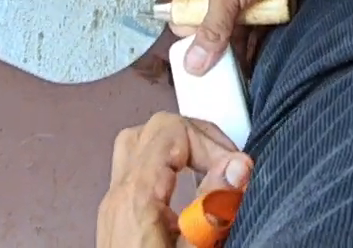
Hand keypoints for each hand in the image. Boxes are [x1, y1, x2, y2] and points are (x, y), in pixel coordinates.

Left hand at [97, 113, 251, 247]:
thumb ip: (214, 209)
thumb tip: (235, 165)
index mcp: (135, 198)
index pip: (173, 131)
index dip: (211, 142)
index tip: (237, 170)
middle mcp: (118, 197)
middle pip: (154, 129)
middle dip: (198, 136)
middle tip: (227, 164)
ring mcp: (114, 209)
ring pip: (139, 144)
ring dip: (178, 146)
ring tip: (210, 168)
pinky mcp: (118, 223)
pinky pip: (136, 169)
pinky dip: (166, 166)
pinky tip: (188, 191)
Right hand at [166, 0, 312, 74]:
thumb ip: (211, 29)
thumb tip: (193, 64)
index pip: (176, 6)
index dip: (181, 27)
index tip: (190, 50)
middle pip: (205, 21)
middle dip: (210, 44)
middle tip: (214, 70)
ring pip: (231, 27)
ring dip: (234, 48)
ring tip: (233, 75)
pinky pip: (254, 28)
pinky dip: (254, 44)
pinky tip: (253, 66)